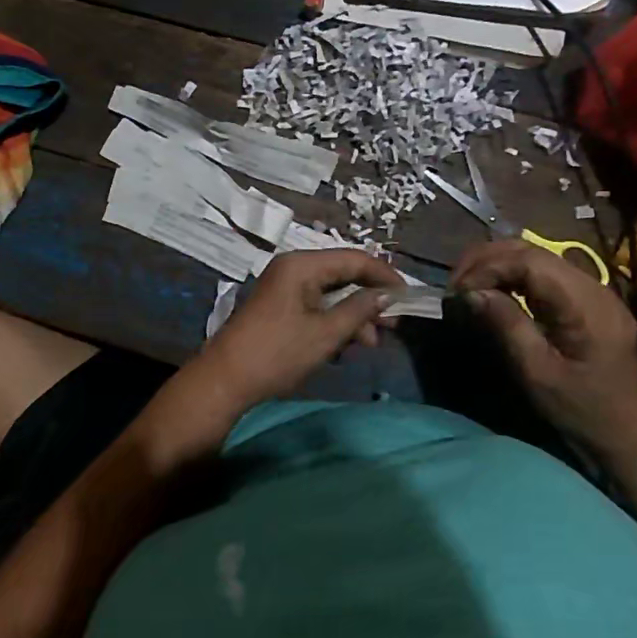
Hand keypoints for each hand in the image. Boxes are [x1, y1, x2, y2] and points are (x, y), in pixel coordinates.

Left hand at [191, 249, 404, 410]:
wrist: (227, 379)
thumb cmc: (278, 353)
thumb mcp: (326, 333)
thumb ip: (360, 310)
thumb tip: (387, 295)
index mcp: (301, 265)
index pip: (354, 258)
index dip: (384, 276)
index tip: (409, 298)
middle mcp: (292, 268)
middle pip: (342, 274)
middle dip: (369, 299)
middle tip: (391, 327)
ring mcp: (283, 286)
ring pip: (331, 292)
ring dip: (353, 316)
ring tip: (368, 345)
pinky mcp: (279, 305)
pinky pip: (316, 305)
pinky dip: (334, 322)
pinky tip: (345, 347)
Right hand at [452, 241, 636, 459]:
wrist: (633, 434)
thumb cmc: (584, 409)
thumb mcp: (538, 372)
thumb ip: (506, 325)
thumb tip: (471, 292)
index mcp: (585, 303)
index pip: (528, 260)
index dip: (487, 267)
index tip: (459, 292)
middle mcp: (591, 286)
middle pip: (530, 250)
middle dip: (485, 260)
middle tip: (455, 285)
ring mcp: (590, 290)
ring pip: (534, 255)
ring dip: (495, 264)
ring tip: (467, 286)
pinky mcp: (584, 299)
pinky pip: (541, 272)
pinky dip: (510, 274)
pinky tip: (493, 291)